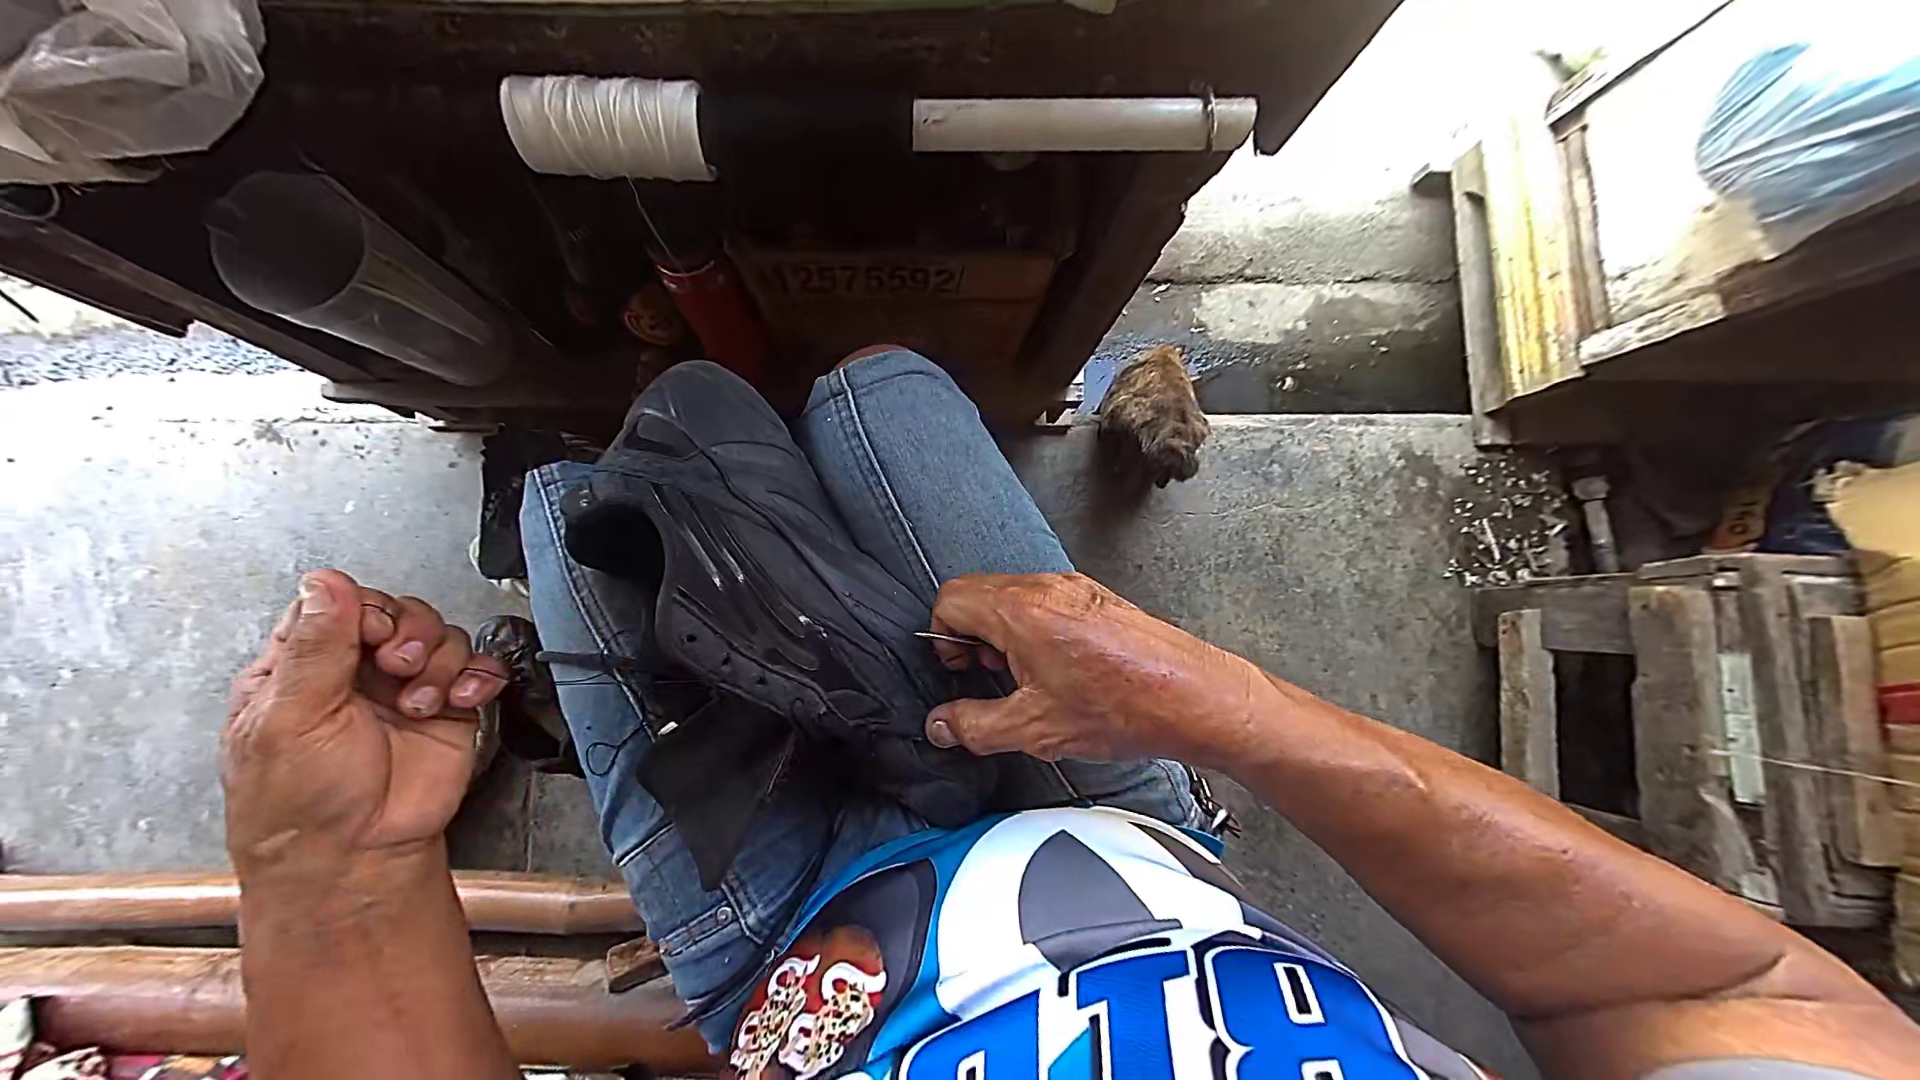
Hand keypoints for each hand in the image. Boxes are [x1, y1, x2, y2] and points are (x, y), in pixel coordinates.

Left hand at [223, 570, 509, 880]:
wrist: (362, 849)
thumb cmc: (303, 800)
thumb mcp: (289, 719)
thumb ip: (314, 647)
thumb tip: (325, 584)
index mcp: (304, 668)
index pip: (342, 605)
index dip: (367, 612)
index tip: (372, 639)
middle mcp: (360, 671)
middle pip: (403, 615)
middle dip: (412, 636)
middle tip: (400, 668)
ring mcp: (411, 687)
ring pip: (446, 637)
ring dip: (443, 664)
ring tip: (423, 702)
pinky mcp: (454, 705)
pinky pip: (482, 669)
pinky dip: (479, 678)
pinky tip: (460, 700)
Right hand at [922, 573, 1266, 766]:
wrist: (1193, 697)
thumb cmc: (1127, 705)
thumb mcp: (1035, 727)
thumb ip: (974, 725)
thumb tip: (944, 724)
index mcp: (1021, 610)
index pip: (950, 600)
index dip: (941, 638)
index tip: (959, 668)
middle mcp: (1045, 587)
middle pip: (976, 593)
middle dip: (970, 637)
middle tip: (990, 675)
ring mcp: (1071, 587)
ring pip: (1009, 596)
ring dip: (1001, 633)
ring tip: (1025, 675)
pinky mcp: (1092, 596)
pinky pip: (1041, 600)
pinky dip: (1031, 628)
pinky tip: (1055, 668)